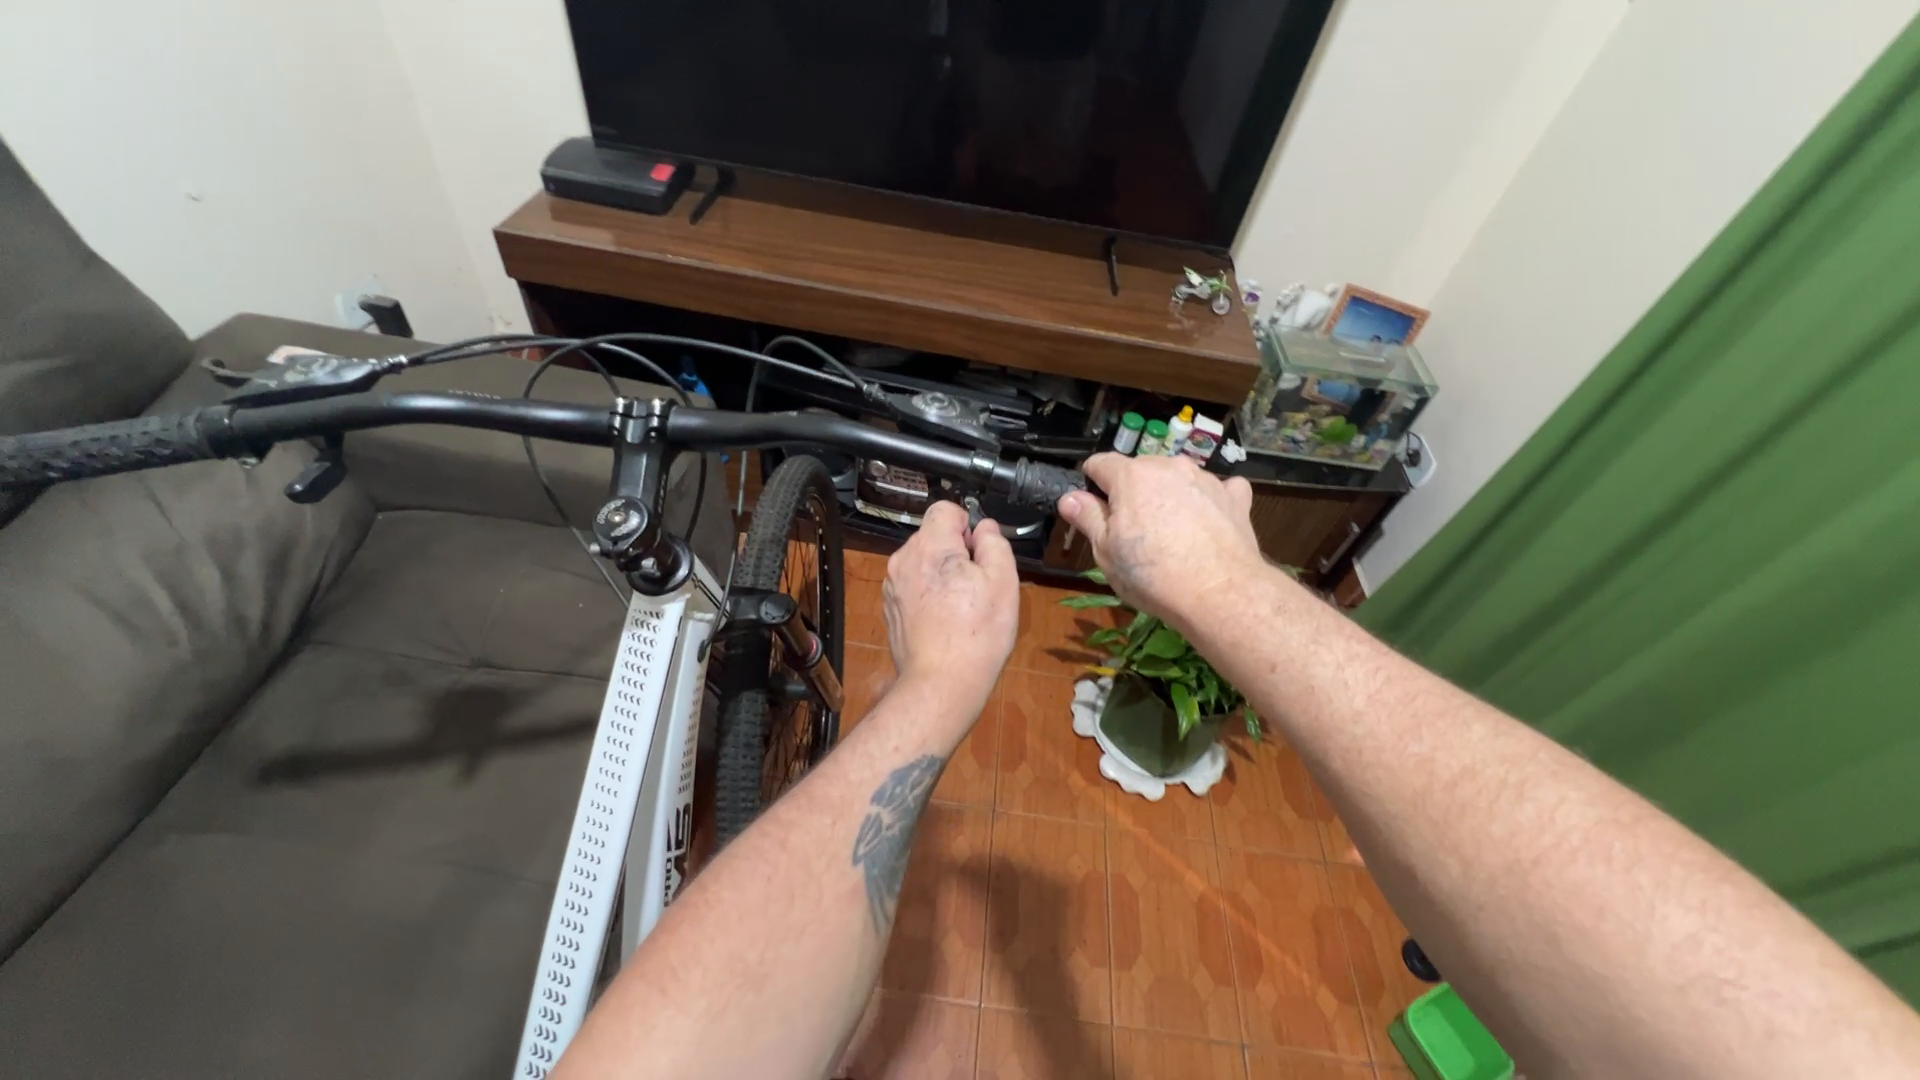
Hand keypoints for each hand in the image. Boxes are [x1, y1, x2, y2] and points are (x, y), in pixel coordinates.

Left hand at [882, 501, 1020, 715]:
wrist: (942, 684)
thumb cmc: (978, 632)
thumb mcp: (1003, 581)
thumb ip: (994, 543)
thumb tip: (983, 528)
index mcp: (929, 546)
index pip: (945, 509)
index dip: (967, 524)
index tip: (979, 554)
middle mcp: (902, 559)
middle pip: (932, 537)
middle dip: (955, 552)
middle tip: (977, 586)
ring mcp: (892, 586)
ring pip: (922, 562)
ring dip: (941, 574)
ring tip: (961, 607)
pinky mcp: (890, 609)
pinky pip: (913, 587)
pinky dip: (928, 595)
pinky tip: (944, 621)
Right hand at [1056, 453, 1264, 631]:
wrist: (1218, 592)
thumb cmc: (1152, 574)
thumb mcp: (1106, 551)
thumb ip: (1087, 517)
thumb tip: (1068, 497)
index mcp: (1131, 476)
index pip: (1100, 463)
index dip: (1092, 484)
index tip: (1094, 510)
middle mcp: (1168, 466)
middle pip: (1140, 469)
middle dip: (1132, 491)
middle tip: (1133, 531)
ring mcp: (1205, 478)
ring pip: (1176, 478)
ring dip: (1168, 494)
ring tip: (1171, 533)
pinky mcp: (1234, 497)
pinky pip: (1217, 488)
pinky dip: (1208, 499)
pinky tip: (1207, 521)